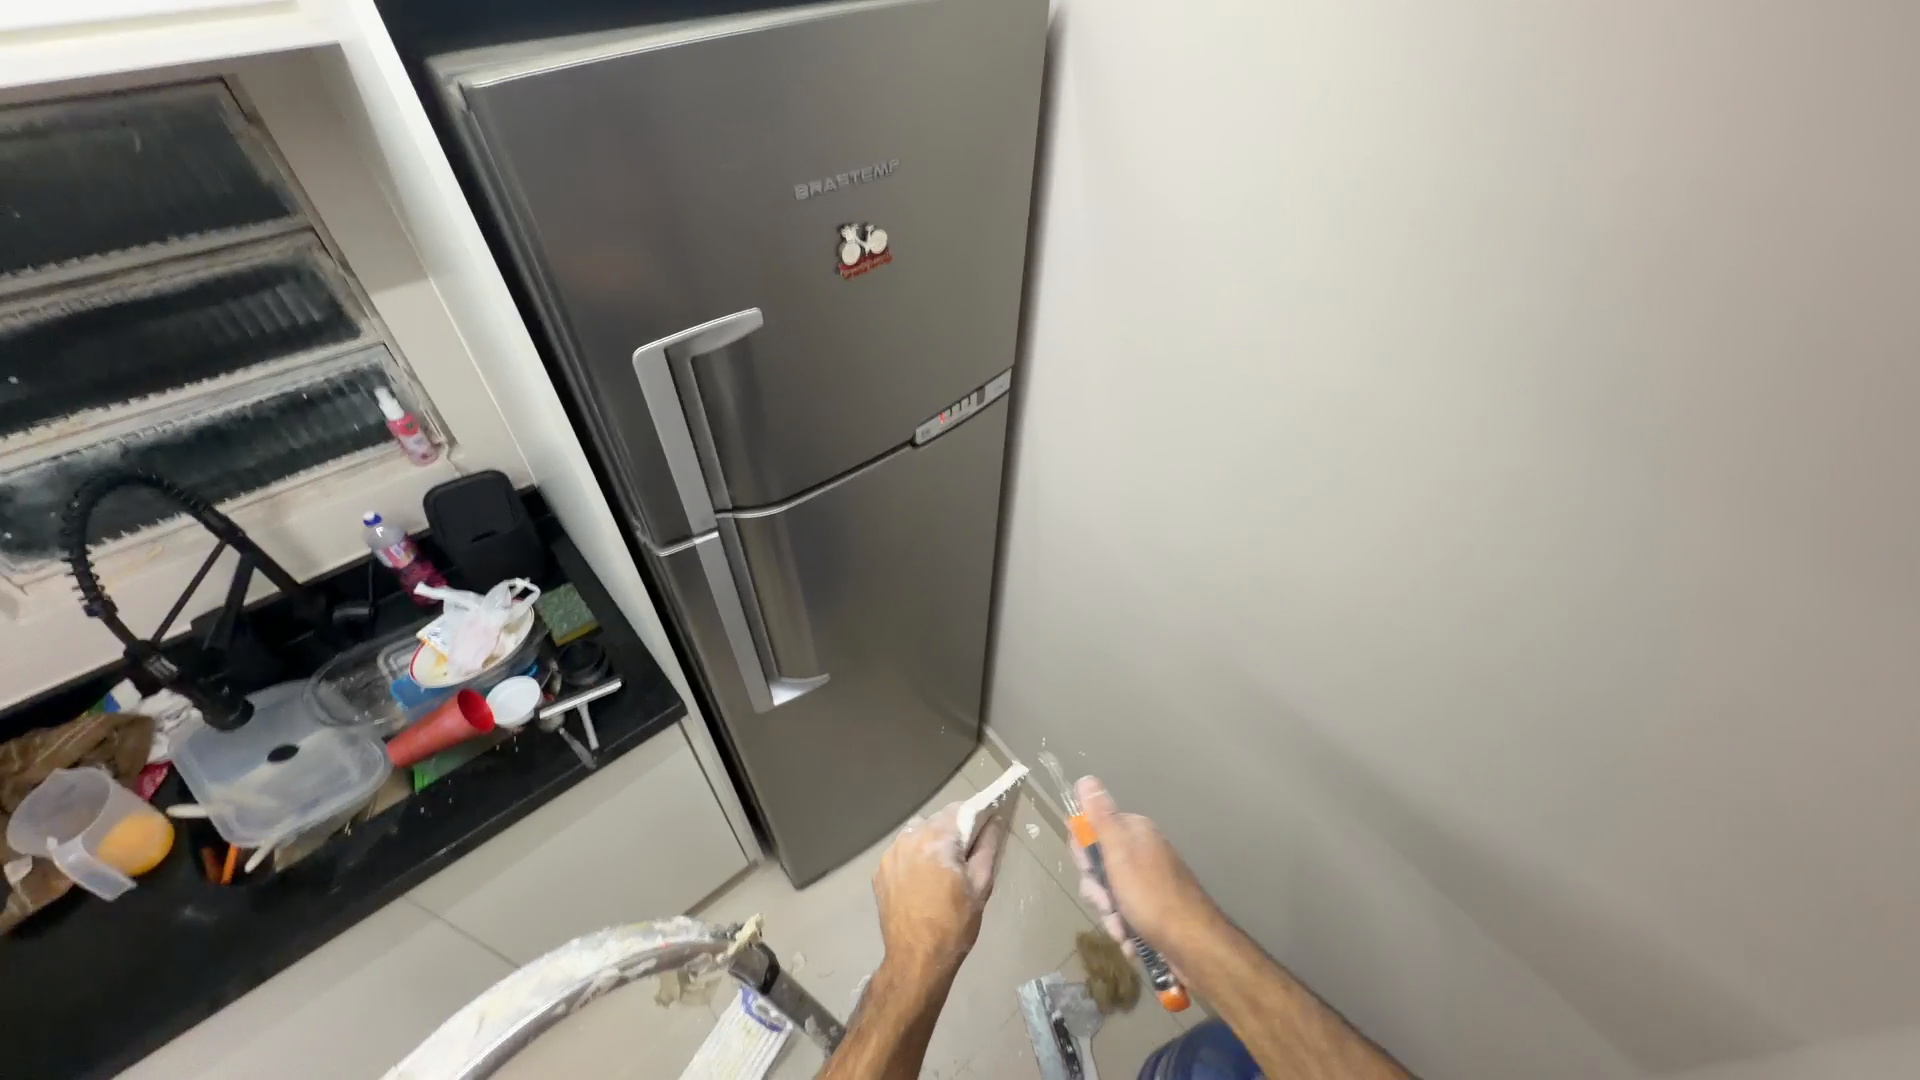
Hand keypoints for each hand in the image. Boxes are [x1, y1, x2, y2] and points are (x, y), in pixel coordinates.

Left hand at [872, 801, 1009, 977]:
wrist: (916, 960)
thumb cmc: (955, 924)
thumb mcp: (980, 886)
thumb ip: (987, 846)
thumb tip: (995, 820)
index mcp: (936, 839)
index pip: (958, 809)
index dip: (972, 816)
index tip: (981, 830)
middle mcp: (909, 838)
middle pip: (936, 820)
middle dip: (951, 831)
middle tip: (962, 857)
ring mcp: (890, 854)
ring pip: (916, 832)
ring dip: (930, 841)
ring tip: (940, 869)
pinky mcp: (879, 871)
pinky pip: (901, 850)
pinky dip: (913, 856)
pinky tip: (921, 880)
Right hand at [1073, 775, 1219, 960]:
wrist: (1193, 945)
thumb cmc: (1152, 896)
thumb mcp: (1119, 854)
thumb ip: (1100, 818)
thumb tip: (1086, 779)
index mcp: (1134, 832)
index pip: (1092, 831)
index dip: (1084, 855)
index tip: (1089, 871)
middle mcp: (1141, 851)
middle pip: (1099, 866)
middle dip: (1098, 892)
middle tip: (1108, 906)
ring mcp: (1148, 881)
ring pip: (1110, 894)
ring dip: (1110, 916)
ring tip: (1122, 931)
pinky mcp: (1153, 908)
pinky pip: (1125, 913)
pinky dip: (1125, 929)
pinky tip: (1131, 941)